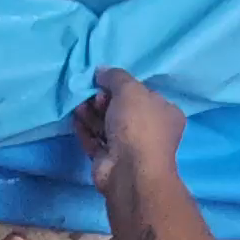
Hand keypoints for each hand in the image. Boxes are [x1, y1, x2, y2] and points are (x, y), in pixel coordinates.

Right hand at [70, 67, 187, 193]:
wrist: (129, 169)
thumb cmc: (137, 125)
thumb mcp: (130, 90)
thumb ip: (116, 77)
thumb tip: (102, 70)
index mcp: (164, 113)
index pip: (142, 94)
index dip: (123, 86)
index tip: (105, 82)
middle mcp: (148, 130)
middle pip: (122, 110)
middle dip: (103, 101)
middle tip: (91, 95)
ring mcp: (128, 147)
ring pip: (107, 126)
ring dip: (92, 114)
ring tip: (78, 105)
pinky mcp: (109, 160)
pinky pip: (95, 141)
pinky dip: (86, 130)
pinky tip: (75, 119)